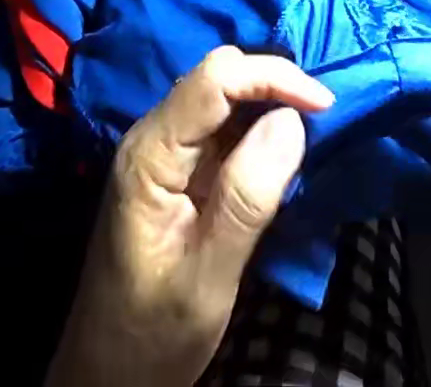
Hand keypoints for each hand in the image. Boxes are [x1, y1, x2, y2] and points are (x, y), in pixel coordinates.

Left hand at [46, 47, 333, 386]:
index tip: (324, 105)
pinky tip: (283, 143)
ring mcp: (164, 150)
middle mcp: (153, 138)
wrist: (106, 378)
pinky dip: (261, 120)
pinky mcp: (178, 166)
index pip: (214, 79)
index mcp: (150, 157)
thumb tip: (292, 119)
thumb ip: (246, 199)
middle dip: (274, 81)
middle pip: (218, 74)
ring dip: (270, 98)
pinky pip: (224, 121)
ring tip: (311, 123)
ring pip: (223, 91)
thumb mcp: (207, 279)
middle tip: (320, 114)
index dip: (273, 77)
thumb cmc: (151, 337)